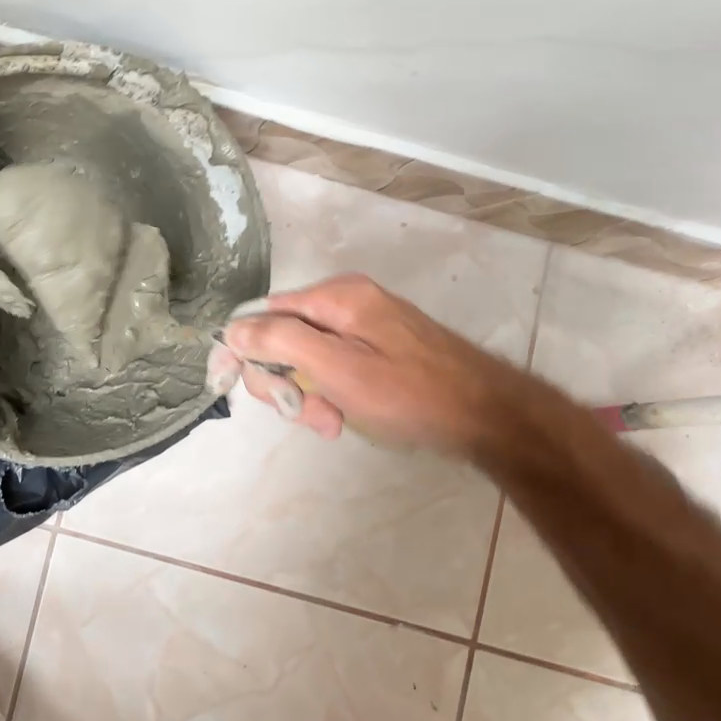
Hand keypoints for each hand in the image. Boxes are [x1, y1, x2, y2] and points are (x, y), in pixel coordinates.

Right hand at [204, 274, 529, 452]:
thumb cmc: (412, 394)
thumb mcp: (337, 368)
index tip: (226, 386)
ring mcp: (361, 326)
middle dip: (281, 381)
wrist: (495, 420)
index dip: (239, 351)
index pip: (258, 315)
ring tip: (328, 422)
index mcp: (334, 297)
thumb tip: (232, 330)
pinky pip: (327, 367)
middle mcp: (344, 303)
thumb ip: (279, 342)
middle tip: (303, 414)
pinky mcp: (374, 349)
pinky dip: (326, 394)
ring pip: (299, 359)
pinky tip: (340, 418)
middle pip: (277, 339)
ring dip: (304, 395)